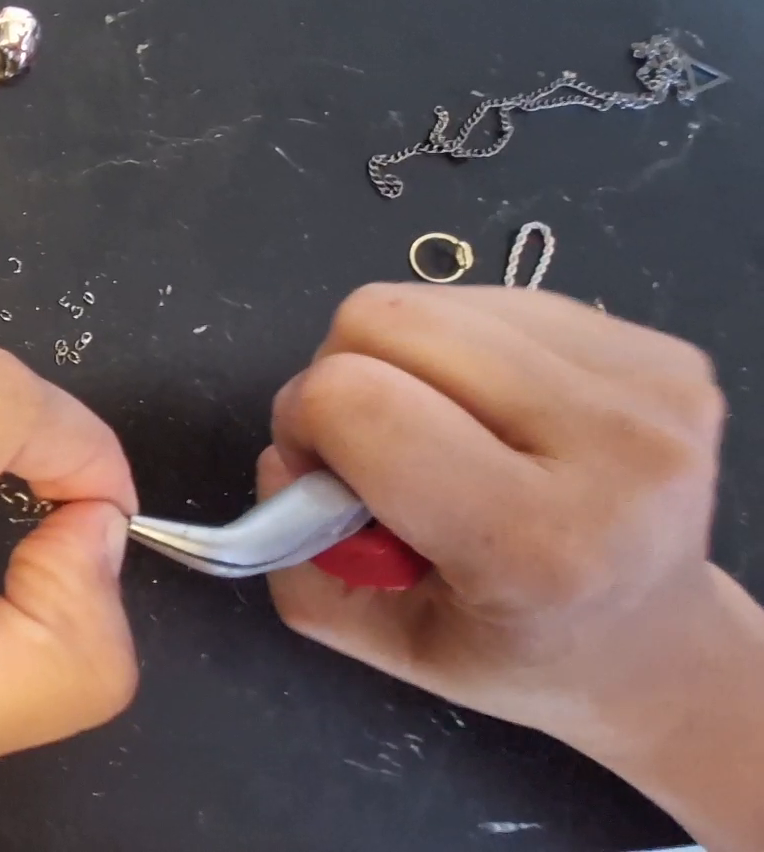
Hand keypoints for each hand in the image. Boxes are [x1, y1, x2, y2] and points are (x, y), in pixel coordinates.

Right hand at [261, 284, 763, 847]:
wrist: (652, 646)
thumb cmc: (495, 646)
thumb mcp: (354, 625)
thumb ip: (285, 545)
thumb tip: (288, 453)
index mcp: (532, 540)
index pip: (352, 400)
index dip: (300, 421)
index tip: (321, 471)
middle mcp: (612, 447)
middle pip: (380, 320)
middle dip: (336, 372)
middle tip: (366, 439)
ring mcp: (646, 387)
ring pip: (420, 301)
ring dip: (388, 356)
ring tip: (426, 422)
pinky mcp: (661, 350)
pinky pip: (479, 300)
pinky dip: (444, 345)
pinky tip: (476, 404)